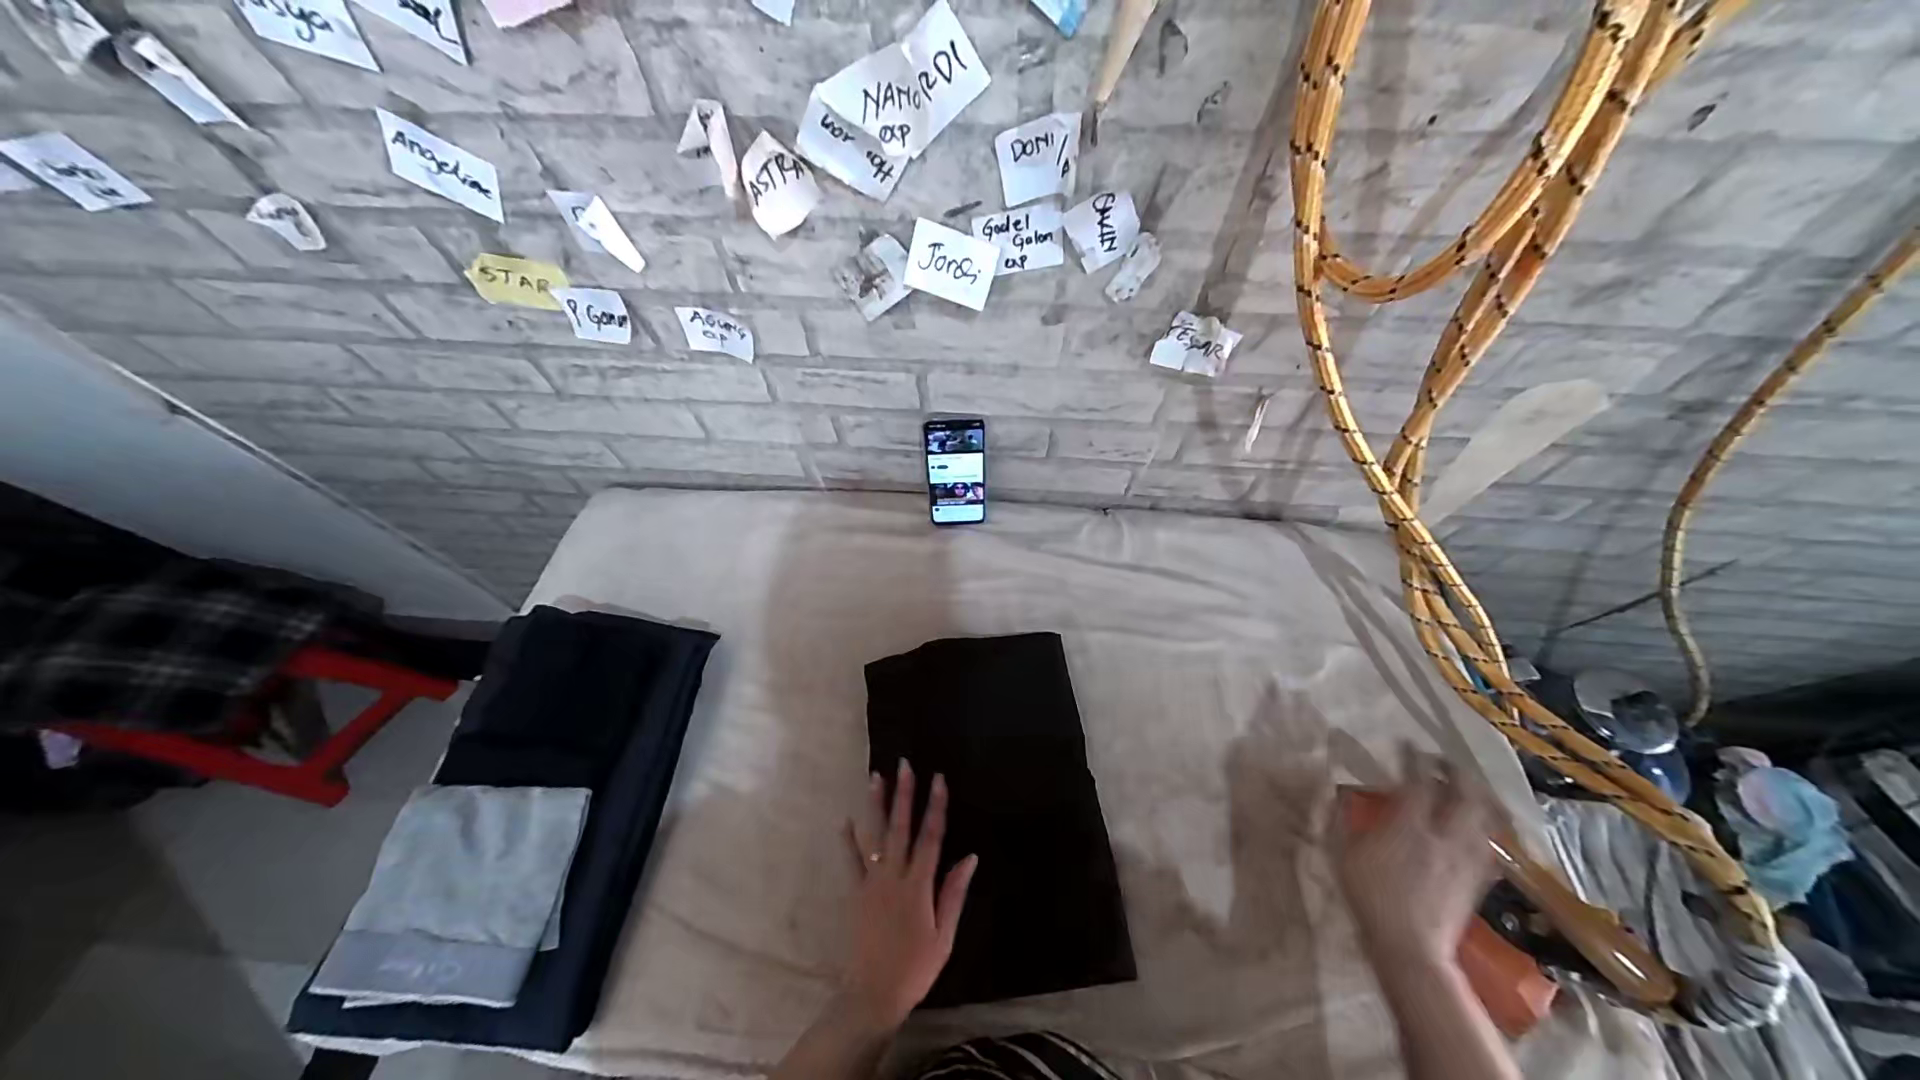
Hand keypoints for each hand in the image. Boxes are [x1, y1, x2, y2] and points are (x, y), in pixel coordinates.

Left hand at [840, 760, 977, 1027]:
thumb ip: (954, 893)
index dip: (936, 806)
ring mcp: (870, 883)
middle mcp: (893, 877)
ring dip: (875, 805)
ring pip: (873, 836)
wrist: (872, 994)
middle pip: (900, 828)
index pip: (931, 837)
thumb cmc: (915, 967)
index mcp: (918, 886)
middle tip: (905, 765)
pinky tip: (845, 820)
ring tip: (876, 777)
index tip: (939, 779)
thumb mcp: (944, 935)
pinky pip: (849, 862)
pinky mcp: (853, 894)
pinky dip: (847, 840)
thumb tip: (970, 857)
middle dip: (904, 794)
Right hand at [1337, 746, 1497, 966]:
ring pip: (1484, 816)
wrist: (1410, 947)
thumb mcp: (1343, 853)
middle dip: (1456, 772)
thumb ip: (1342, 818)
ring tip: (1466, 787)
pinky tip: (1477, 825)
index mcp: (1408, 826)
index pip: (1417, 781)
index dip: (1414, 758)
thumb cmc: (1368, 896)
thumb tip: (1339, 790)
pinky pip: (1489, 843)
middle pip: (1464, 794)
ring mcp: (1466, 857)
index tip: (1409, 743)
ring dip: (1476, 796)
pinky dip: (1484, 825)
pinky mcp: (1478, 878)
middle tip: (1443, 761)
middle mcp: (1444, 835)